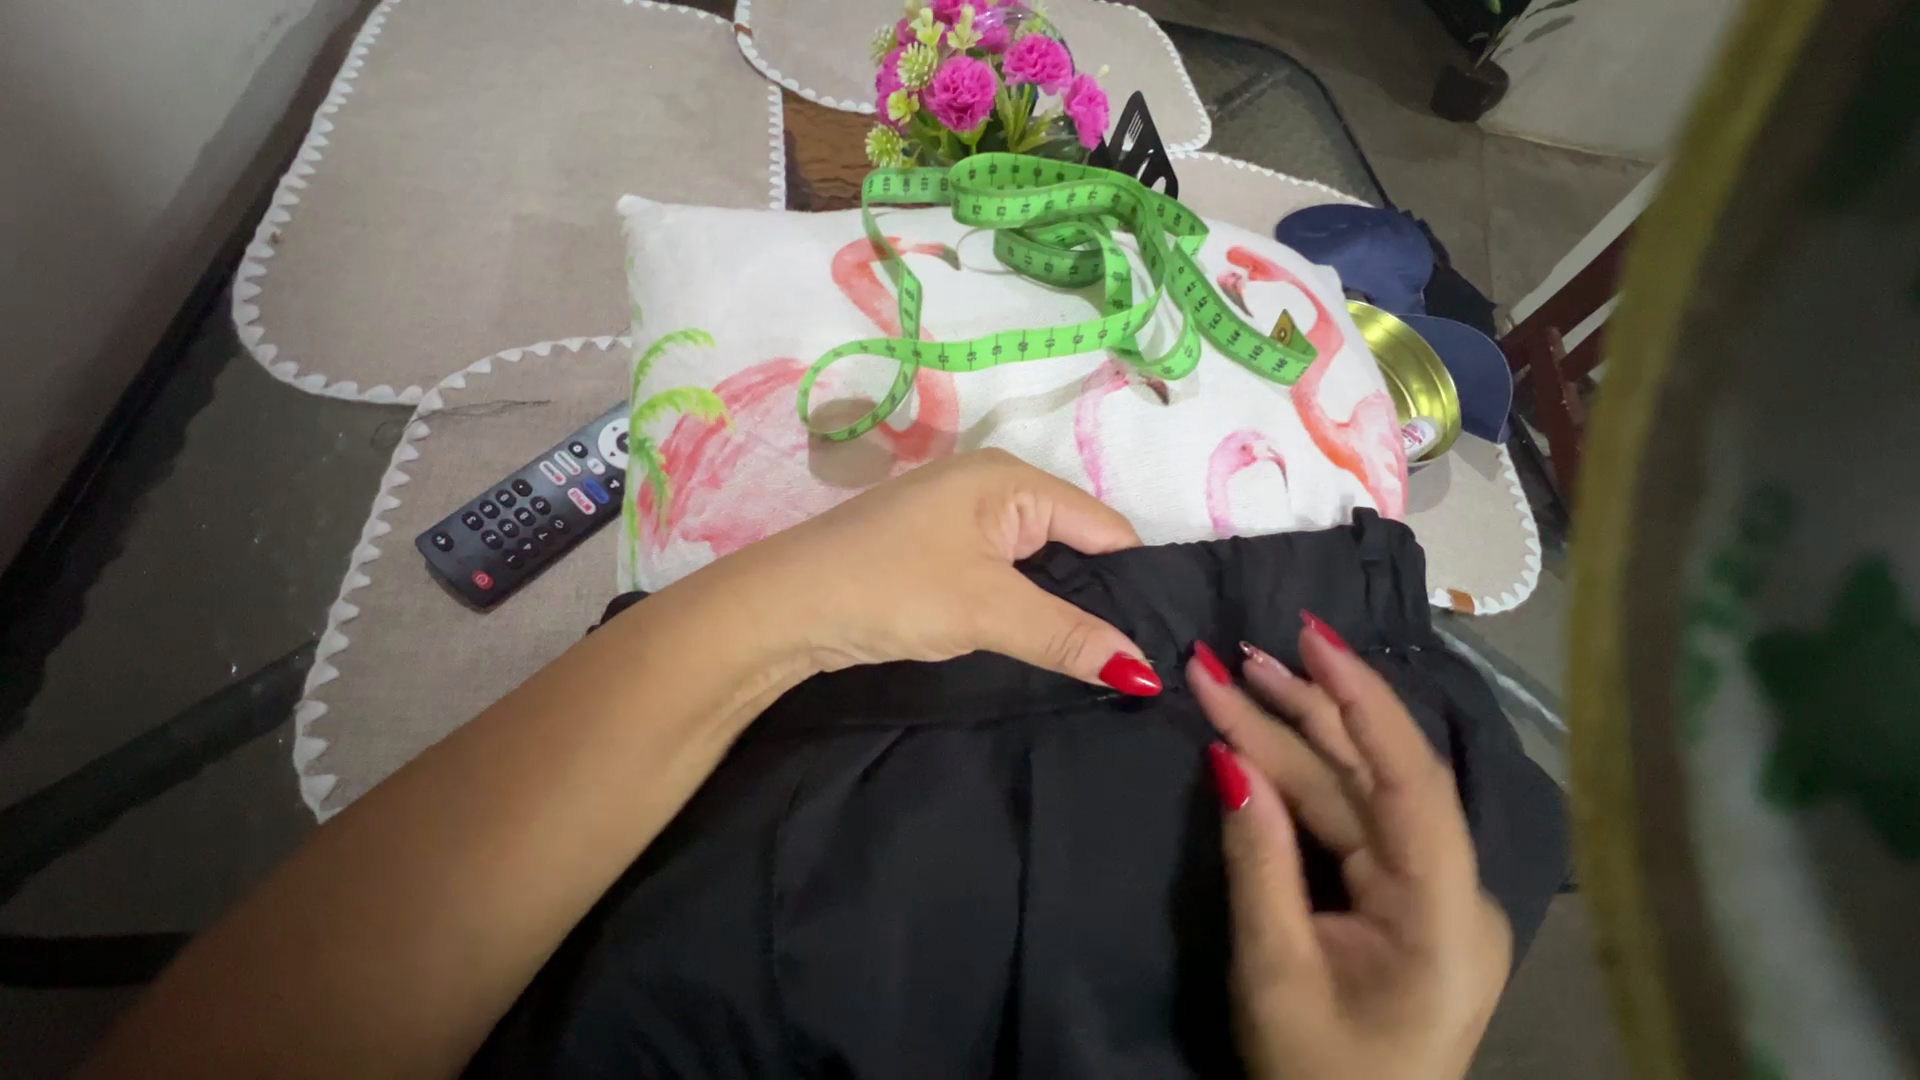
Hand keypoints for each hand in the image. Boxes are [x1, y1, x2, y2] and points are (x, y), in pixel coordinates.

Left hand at [721, 449, 1161, 693]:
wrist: (782, 606)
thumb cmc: (889, 589)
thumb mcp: (986, 610)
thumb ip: (1068, 636)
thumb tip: (1147, 674)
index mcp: (1012, 479)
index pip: (1104, 527)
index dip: (1134, 585)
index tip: (1164, 645)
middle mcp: (992, 486)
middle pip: (1074, 542)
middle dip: (1101, 599)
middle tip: (1137, 663)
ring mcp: (962, 517)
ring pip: (1038, 562)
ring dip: (1062, 607)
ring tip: (1102, 662)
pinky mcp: (940, 549)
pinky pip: (1005, 573)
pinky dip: (1025, 605)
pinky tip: (1043, 643)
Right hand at [1187, 617, 1511, 1079]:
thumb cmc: (1319, 1074)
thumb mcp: (1273, 968)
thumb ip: (1257, 859)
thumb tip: (1227, 759)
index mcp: (1443, 914)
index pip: (1411, 782)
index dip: (1363, 702)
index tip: (1315, 642)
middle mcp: (1446, 885)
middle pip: (1365, 776)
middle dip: (1291, 711)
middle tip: (1223, 659)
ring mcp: (1420, 886)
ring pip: (1347, 788)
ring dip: (1283, 732)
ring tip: (1228, 677)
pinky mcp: (1392, 889)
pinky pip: (1339, 818)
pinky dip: (1288, 775)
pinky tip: (1248, 737)